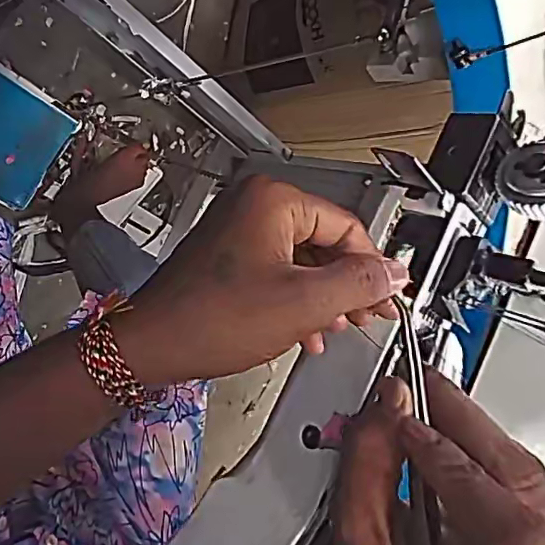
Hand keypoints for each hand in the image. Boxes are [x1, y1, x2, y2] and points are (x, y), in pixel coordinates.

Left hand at [112, 175, 407, 383]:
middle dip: (347, 285)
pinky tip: (304, 327)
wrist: (151, 344)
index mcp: (272, 200)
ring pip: (302, 259)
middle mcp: (252, 205)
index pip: (347, 227)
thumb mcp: (304, 303)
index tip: (384, 296)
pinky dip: (295, 297)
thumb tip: (393, 273)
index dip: (372, 267)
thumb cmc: (209, 319)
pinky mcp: (227, 253)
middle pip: (324, 241)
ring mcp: (237, 228)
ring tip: (333, 326)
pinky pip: (276, 268)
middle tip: (364, 314)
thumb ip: (359, 283)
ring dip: (322, 296)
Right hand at [335, 372, 544, 544]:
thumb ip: (372, 470)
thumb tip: (392, 405)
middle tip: (425, 396)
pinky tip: (469, 458)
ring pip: (539, 488)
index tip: (410, 417)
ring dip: (483, 445)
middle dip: (467, 431)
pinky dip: (503, 470)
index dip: (450, 457)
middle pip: (529, 494)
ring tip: (439, 423)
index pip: (505, 526)